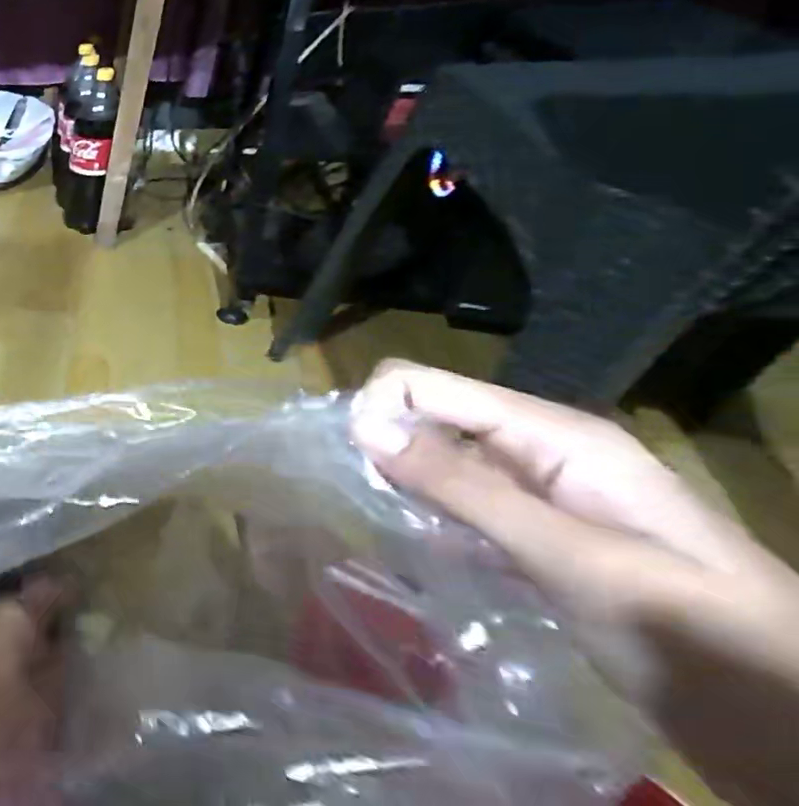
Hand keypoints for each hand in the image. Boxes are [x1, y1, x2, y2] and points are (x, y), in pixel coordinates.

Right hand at [350, 360, 798, 805]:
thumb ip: (463, 488)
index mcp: (556, 436)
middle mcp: (542, 451)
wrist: (796, 728)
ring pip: (438, 458)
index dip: (380, 410)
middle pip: (429, 415)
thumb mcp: (573, 558)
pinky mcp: (537, 534)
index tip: (357, 465)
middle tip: (375, 500)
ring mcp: (540, 494)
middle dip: (387, 444)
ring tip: (392, 524)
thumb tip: (362, 427)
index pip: (429, 384)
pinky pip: (457, 501)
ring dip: (402, 481)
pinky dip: (428, 514)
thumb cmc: (695, 632)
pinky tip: (423, 547)